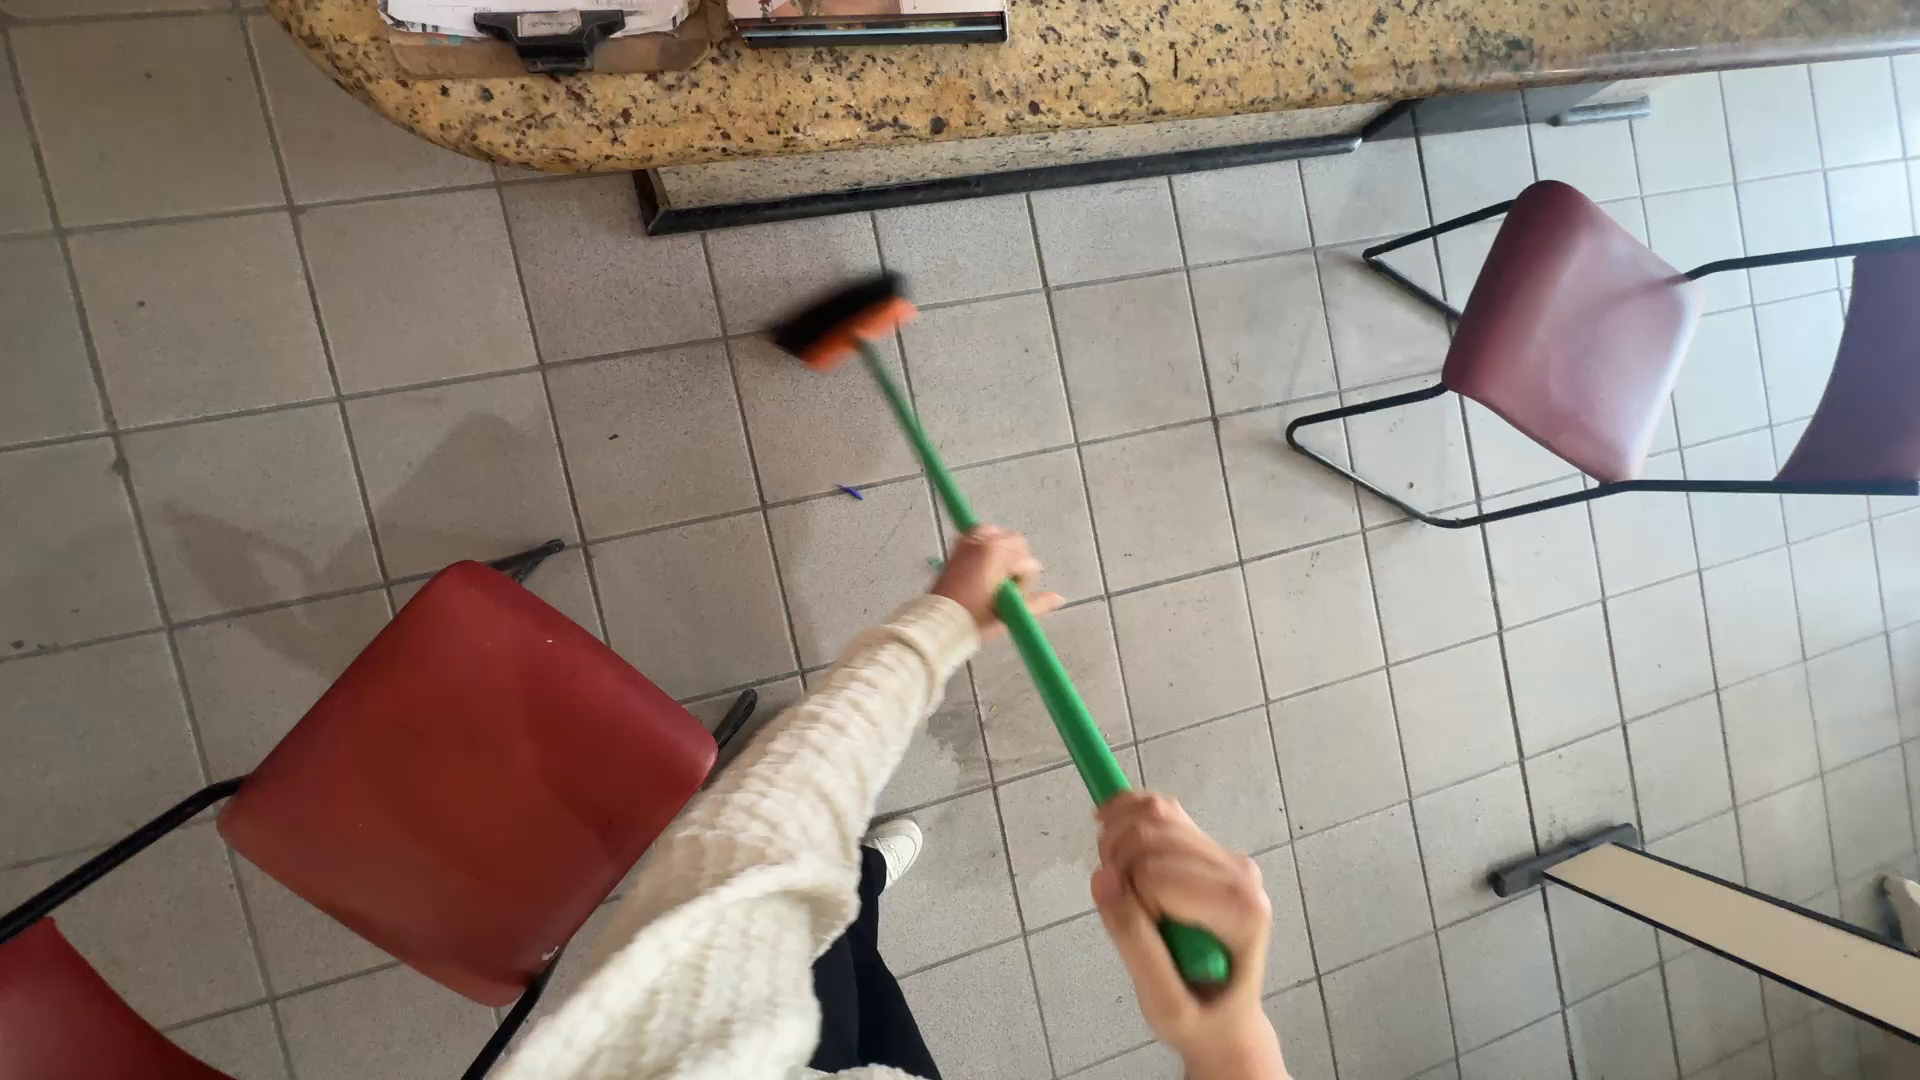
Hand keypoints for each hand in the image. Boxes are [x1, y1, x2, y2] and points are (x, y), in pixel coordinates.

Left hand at [929, 525, 1063, 638]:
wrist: (938, 621)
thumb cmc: (970, 619)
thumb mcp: (1006, 613)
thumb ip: (1036, 604)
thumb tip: (1058, 598)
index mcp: (998, 556)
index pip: (1028, 562)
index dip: (1024, 581)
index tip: (1012, 596)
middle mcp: (984, 542)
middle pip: (1017, 541)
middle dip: (1017, 560)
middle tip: (1005, 584)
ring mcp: (970, 541)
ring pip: (999, 533)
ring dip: (1003, 550)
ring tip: (995, 574)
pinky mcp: (959, 544)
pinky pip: (980, 533)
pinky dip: (986, 543)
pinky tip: (984, 564)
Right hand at [1092, 792, 1287, 1079]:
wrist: (1224, 1015)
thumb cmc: (1198, 1016)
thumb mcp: (1163, 1004)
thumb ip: (1134, 941)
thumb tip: (1102, 878)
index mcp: (1239, 909)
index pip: (1157, 875)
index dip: (1133, 901)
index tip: (1140, 936)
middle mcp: (1239, 871)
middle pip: (1152, 835)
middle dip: (1118, 862)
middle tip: (1118, 903)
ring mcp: (1225, 853)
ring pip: (1153, 813)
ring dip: (1117, 837)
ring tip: (1119, 879)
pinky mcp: (1207, 844)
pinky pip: (1159, 808)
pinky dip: (1125, 812)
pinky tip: (1111, 828)